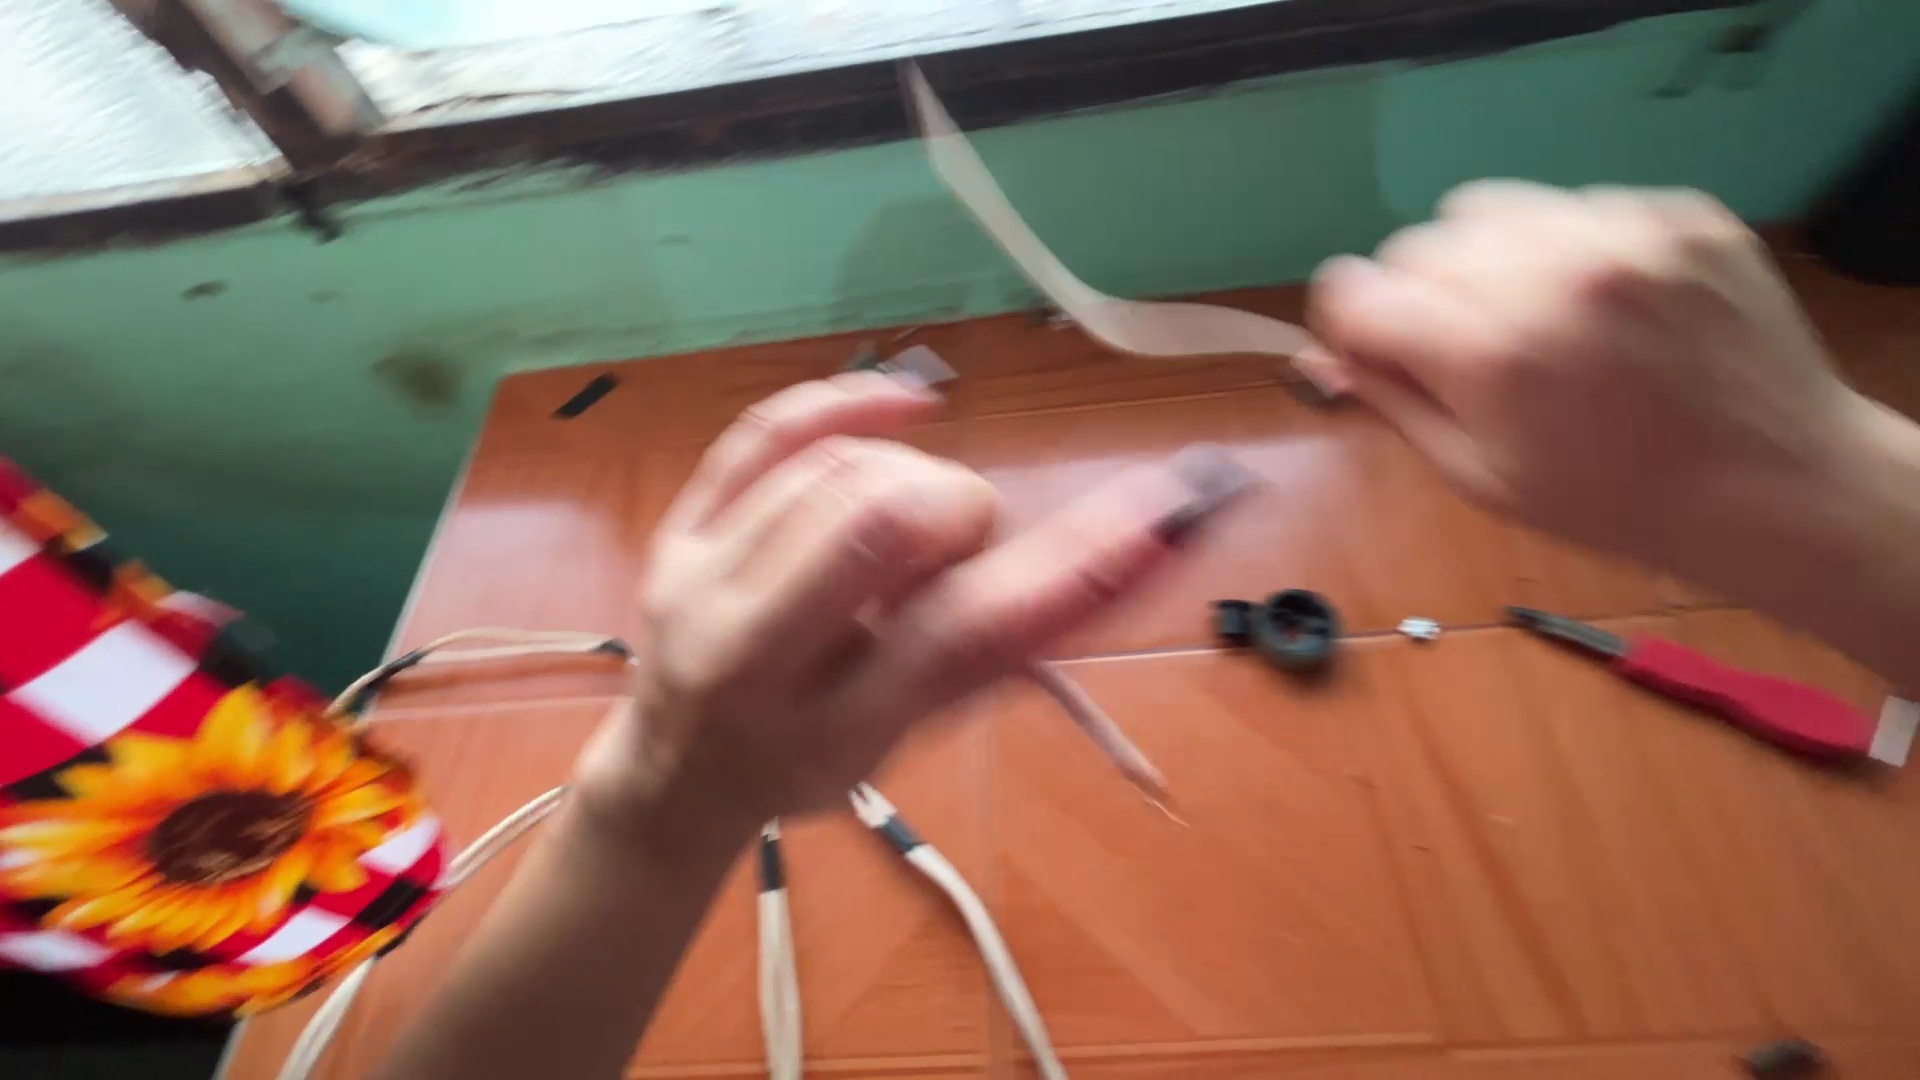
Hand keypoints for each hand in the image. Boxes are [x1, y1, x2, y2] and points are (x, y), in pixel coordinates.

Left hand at [569, 371, 1246, 851]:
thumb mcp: (910, 736)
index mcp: (833, 726)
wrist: (679, 769)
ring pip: (838, 470)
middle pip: (885, 518)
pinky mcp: (677, 528)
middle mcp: (752, 650)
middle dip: (958, 511)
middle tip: (960, 543)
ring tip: (913, 526)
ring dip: (911, 480)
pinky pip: (763, 434)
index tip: (1165, 509)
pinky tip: (907, 407)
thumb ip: (997, 655)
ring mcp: (700, 577)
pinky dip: (845, 403)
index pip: (963, 631)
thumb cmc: (812, 762)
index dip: (1070, 565)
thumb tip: (1119, 565)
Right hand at [1305, 180, 1867, 575]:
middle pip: (1413, 245)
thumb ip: (1389, 401)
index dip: (1344, 322)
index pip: (1354, 289)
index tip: (1364, 349)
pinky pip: (1559, 205)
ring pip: (1479, 208)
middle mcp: (1548, 272)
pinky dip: (1544, 247)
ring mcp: (1621, 232)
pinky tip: (1581, 298)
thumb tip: (1320, 360)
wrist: (1772, 483)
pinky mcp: (1675, 212)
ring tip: (1509, 311)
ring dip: (1469, 259)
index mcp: (1489, 351)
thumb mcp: (1470, 471)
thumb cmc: (1598, 497)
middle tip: (1445, 346)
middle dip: (1406, 294)